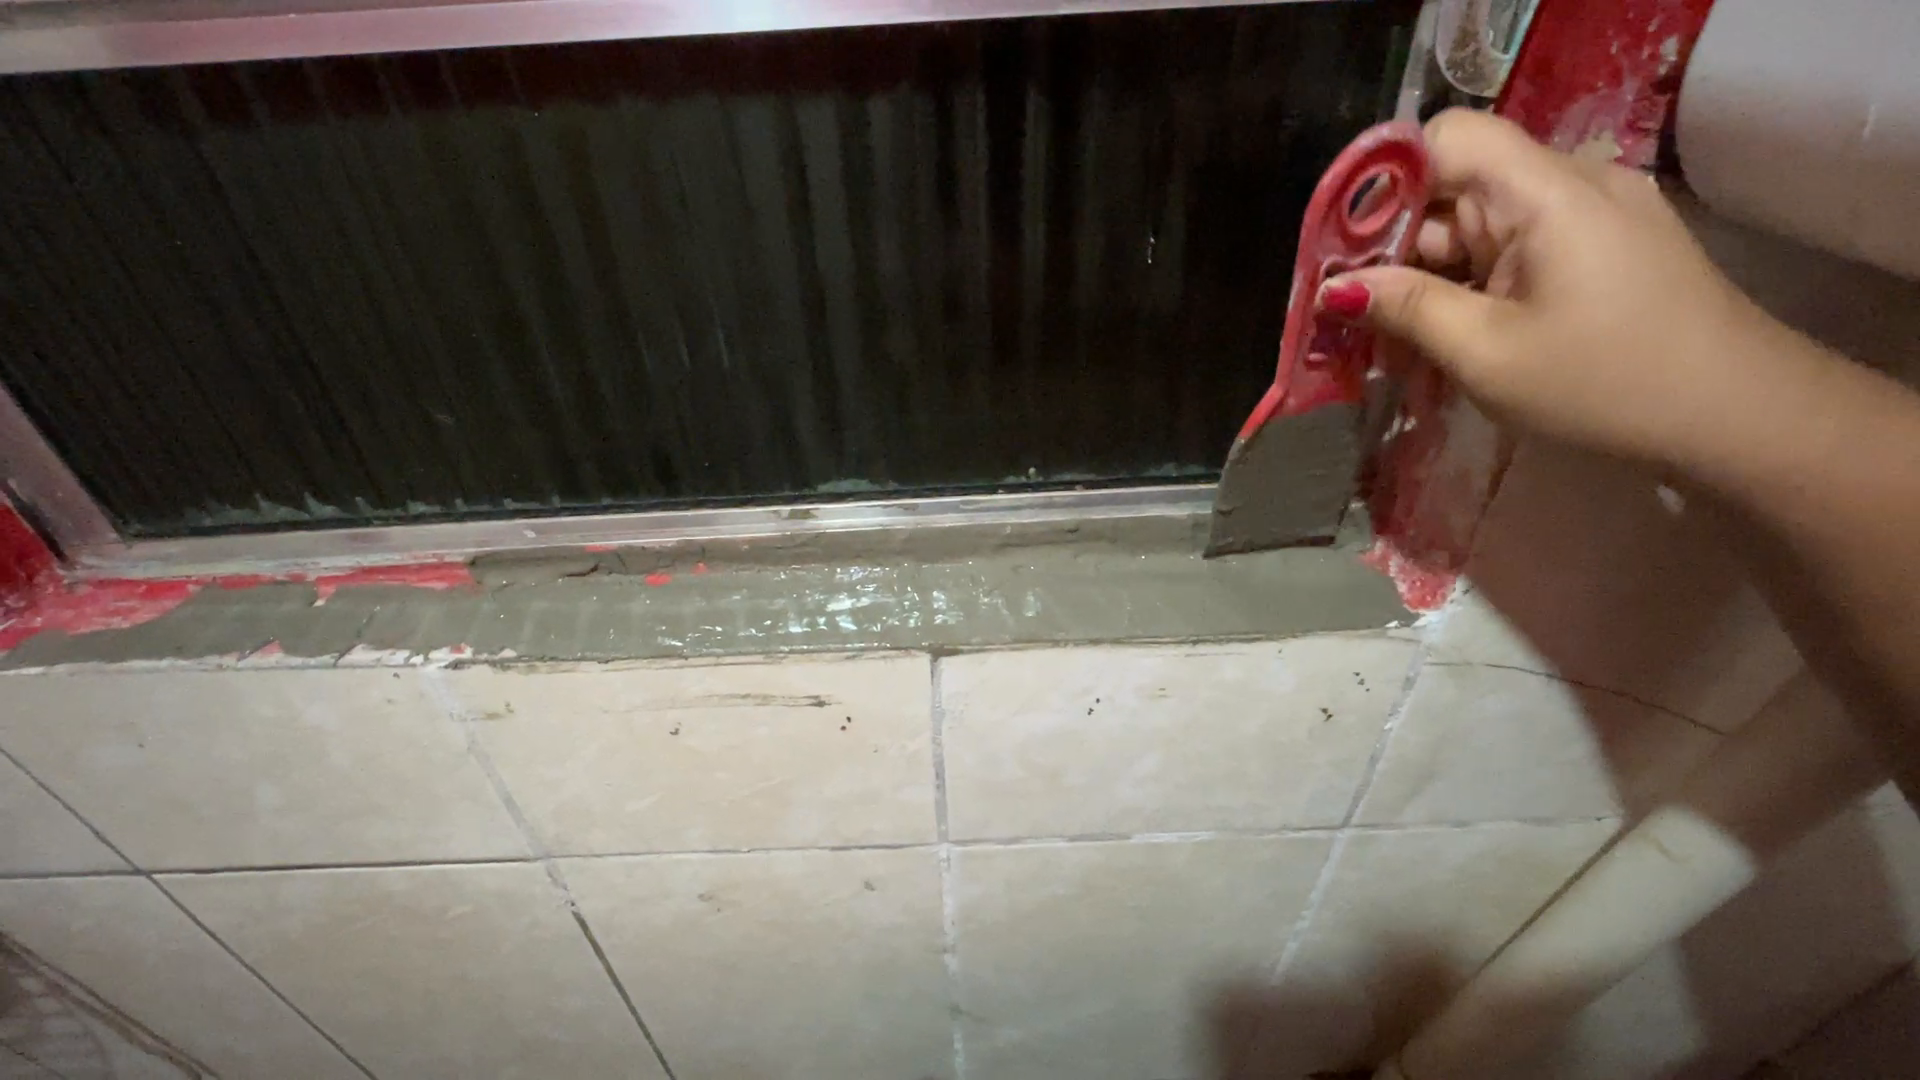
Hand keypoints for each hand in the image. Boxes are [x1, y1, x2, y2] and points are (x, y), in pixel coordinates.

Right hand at [1319, 108, 1774, 468]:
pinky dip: (1461, 289)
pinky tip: (1436, 337)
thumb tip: (1333, 288)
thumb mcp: (1485, 352)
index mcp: (1545, 193)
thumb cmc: (1602, 384)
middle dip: (1391, 249)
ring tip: (1384, 341)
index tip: (1341, 248)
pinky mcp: (1589, 250)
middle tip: (1346, 315)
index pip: (1446, 139)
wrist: (1734, 417)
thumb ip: (1405, 308)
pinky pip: (1503, 253)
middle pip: (1451, 190)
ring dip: (1421, 280)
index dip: (1385, 183)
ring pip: (1471, 229)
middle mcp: (1566, 186)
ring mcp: (1582, 218)